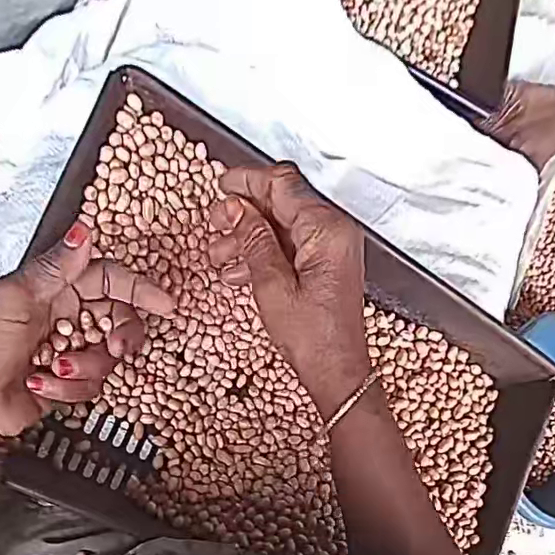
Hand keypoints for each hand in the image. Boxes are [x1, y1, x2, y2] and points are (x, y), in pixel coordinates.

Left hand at [0, 221, 174, 446]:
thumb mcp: (15, 298)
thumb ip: (56, 269)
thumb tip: (82, 232)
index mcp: (51, 289)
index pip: (106, 279)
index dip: (137, 289)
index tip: (164, 303)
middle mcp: (63, 317)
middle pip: (117, 319)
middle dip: (121, 335)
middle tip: (117, 347)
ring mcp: (68, 351)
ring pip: (107, 356)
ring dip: (85, 367)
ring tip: (54, 368)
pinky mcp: (68, 382)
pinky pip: (92, 384)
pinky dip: (70, 388)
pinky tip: (40, 384)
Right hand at [205, 164, 369, 412]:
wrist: (337, 372)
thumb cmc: (315, 340)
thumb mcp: (272, 287)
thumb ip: (254, 241)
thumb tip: (238, 208)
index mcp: (326, 230)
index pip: (282, 184)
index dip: (247, 182)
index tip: (222, 185)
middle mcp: (335, 232)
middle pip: (282, 203)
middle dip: (245, 213)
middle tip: (217, 225)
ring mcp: (333, 249)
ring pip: (283, 226)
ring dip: (250, 237)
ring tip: (221, 255)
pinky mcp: (328, 266)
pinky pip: (292, 247)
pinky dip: (266, 253)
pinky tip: (240, 270)